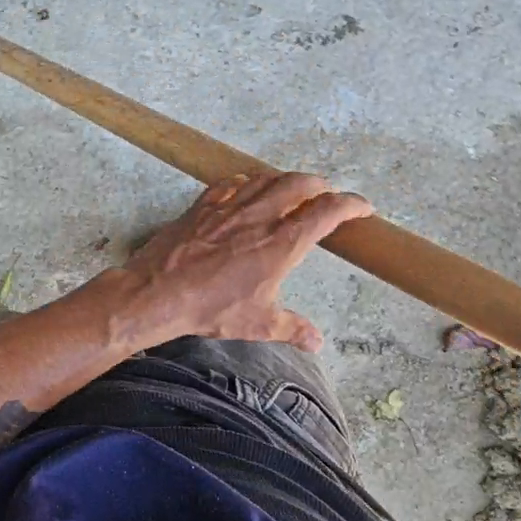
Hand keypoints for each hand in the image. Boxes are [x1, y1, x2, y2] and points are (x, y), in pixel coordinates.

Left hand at [106, 172, 372, 352]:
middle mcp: (257, 218)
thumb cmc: (209, 309)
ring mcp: (226, 208)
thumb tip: (316, 341)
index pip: (326, 212)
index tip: (363, 208)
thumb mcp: (257, 324)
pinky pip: (227, 184)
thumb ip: (292, 328)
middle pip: (298, 183)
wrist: (156, 293)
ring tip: (290, 190)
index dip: (351, 205)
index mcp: (280, 244)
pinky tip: (245, 189)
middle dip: (319, 185)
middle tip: (326, 195)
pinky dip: (244, 182)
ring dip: (283, 180)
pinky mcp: (200, 207)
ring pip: (263, 179)